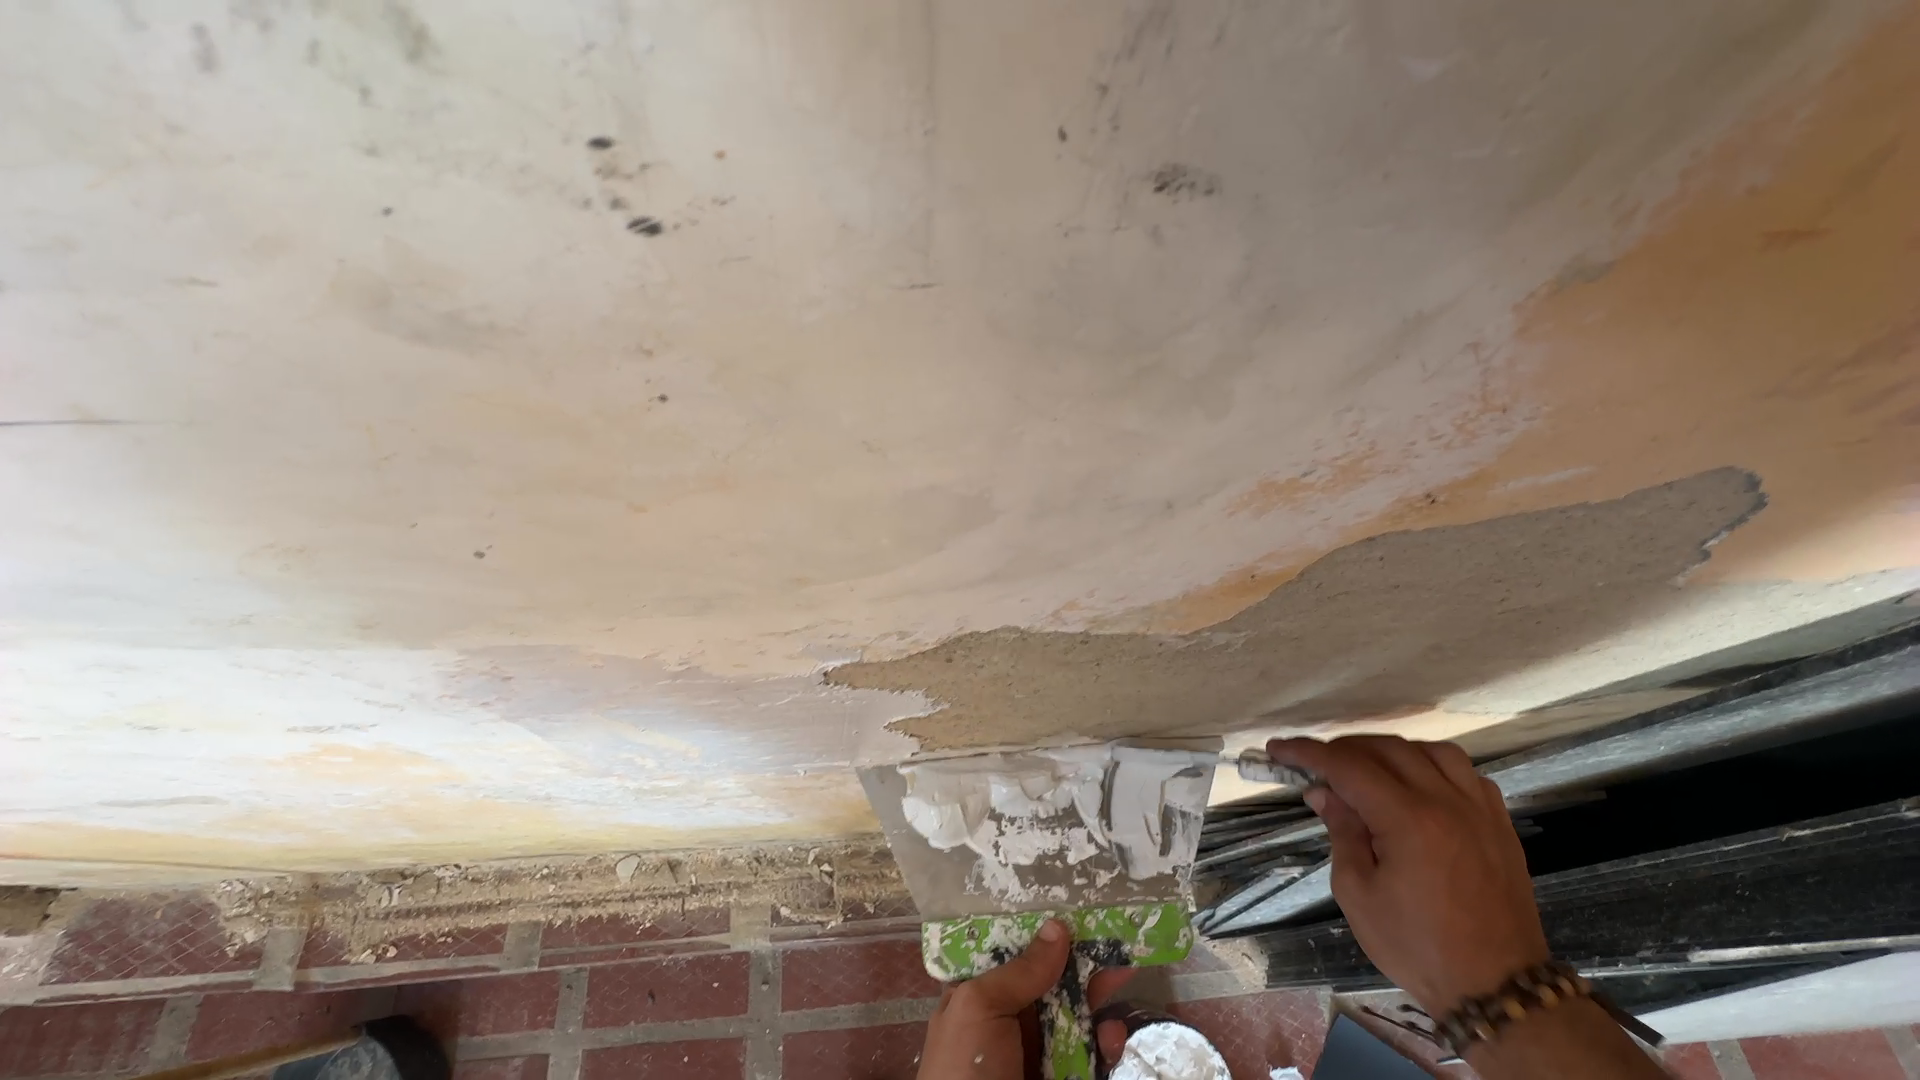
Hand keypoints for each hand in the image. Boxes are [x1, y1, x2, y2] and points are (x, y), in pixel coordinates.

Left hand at [917, 919, 1137, 1079]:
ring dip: (1101, 997)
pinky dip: (1108, 1044)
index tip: (1073, 909)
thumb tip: (1057, 927)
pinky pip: (1093, 1056)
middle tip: (1118, 936)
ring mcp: (1039, 1056)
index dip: (1040, 933)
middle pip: (1052, 980)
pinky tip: (1112, 1038)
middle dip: (1083, 959)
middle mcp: (1010, 1023)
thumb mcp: (978, 1009)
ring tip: (1122, 977)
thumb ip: (1018, 970)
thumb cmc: (965, 1069)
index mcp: (979, 998)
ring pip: (1078, 1015)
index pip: (1012, 954)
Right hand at [1265, 735, 1549, 1014]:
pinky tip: (1417, 784)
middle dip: (1344, 749)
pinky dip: (1433, 766)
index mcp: (1408, 820)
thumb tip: (1324, 793)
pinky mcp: (1499, 825)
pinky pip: (1466, 773)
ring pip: (1431, 750)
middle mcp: (1447, 802)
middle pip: (1387, 749)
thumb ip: (1342, 833)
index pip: (1347, 767)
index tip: (1277, 749)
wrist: (1496, 988)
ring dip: (1392, 751)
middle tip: (1314, 765)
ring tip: (1366, 768)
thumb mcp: (1358, 894)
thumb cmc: (1416, 947)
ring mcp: (1480, 810)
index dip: (1307, 752)